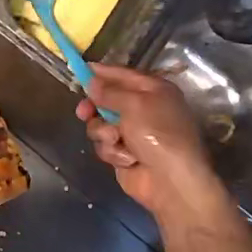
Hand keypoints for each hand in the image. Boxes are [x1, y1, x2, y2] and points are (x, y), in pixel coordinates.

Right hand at [76, 63, 233, 230]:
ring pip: (101, 124)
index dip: (102, 73)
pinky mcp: (124, 153)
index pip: (123, 75)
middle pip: (107, 100)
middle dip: (95, 107)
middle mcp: (143, 109)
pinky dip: (113, 151)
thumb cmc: (157, 133)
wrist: (171, 181)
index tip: (80, 69)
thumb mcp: (134, 104)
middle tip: (83, 112)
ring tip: (116, 140)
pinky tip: (127, 159)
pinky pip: (105, 145)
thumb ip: (109, 91)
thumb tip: (91, 81)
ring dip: (105, 133)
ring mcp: (133, 133)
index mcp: (153, 90)